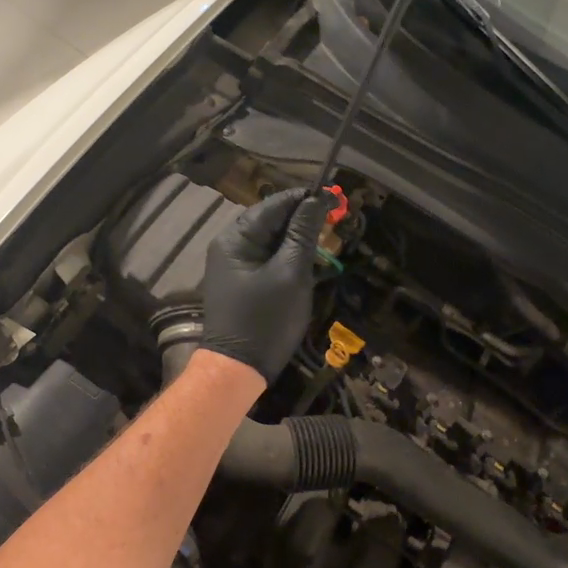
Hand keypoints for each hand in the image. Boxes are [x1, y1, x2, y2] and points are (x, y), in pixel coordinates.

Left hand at [199, 188, 327, 384]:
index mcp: (236, 238)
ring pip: (271, 239)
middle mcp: (230, 245)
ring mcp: (234, 265)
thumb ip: (303, 234)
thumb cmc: (266, 320)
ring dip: (297, 237)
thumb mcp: (291, 273)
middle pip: (271, 219)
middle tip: (337, 218)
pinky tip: (309, 260)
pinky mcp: (242, 282)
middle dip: (302, 217)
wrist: (238, 370)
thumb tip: (317, 199)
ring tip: (327, 239)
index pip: (274, 204)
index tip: (337, 197)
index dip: (306, 198)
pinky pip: (267, 257)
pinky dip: (288, 255)